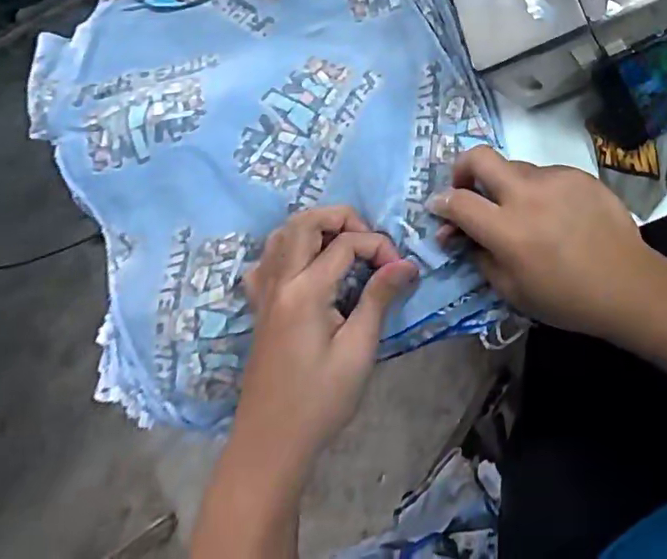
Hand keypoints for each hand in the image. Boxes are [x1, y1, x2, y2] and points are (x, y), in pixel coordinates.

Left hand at [232, 207, 419, 464]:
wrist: (269, 447)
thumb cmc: (319, 401)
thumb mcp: (359, 349)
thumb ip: (379, 298)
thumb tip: (407, 263)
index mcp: (304, 292)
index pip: (346, 243)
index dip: (380, 247)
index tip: (399, 272)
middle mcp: (278, 284)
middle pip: (305, 222)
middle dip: (344, 219)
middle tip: (370, 244)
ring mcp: (264, 295)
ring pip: (282, 235)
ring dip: (317, 230)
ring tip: (347, 250)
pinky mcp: (260, 310)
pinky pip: (268, 262)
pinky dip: (291, 251)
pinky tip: (311, 270)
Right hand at [431, 147, 666, 338]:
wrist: (626, 282)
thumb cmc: (566, 298)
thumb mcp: (511, 290)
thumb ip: (479, 255)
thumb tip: (458, 233)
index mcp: (507, 228)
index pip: (458, 201)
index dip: (441, 203)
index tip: (439, 207)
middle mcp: (528, 194)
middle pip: (481, 157)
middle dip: (464, 169)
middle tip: (469, 189)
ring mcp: (557, 179)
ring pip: (517, 167)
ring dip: (508, 186)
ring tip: (524, 214)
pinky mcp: (580, 174)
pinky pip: (547, 174)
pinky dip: (540, 189)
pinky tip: (556, 214)